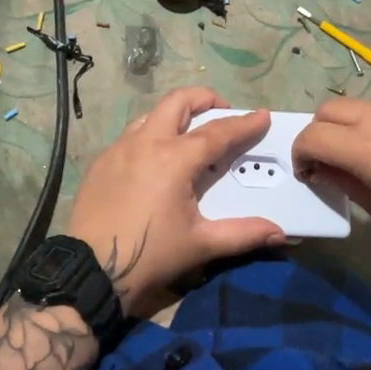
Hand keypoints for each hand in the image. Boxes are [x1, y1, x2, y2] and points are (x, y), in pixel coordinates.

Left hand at [66, 87, 286, 316]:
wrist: (91, 270)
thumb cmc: (150, 255)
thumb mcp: (200, 245)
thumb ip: (242, 234)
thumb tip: (279, 233)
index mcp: (174, 158)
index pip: (216, 132)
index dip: (242, 124)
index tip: (261, 115)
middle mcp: (145, 142)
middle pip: (177, 102)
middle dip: (203, 99)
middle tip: (221, 111)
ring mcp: (118, 149)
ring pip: (150, 114)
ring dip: (174, 115)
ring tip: (188, 133)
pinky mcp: (101, 161)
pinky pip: (130, 135)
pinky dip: (150, 135)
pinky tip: (155, 159)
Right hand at [292, 96, 370, 267]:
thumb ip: (348, 183)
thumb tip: (325, 168)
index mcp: (368, 148)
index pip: (313, 136)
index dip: (301, 153)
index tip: (308, 171)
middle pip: (331, 109)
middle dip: (321, 131)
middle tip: (330, 158)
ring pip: (365, 106)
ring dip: (355, 125)